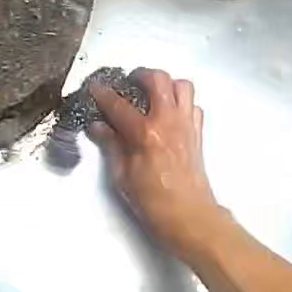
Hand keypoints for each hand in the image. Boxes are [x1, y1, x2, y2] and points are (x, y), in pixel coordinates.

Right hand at [89, 69, 228, 261]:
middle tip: (128, 82)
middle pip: (158, 79)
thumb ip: (111, 145)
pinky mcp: (197, 133)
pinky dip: (180, 102)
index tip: (94, 87)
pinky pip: (192, 105)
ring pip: (182, 86)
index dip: (103, 94)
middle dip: (140, 75)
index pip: (119, 105)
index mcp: (145, 134)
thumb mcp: (121, 176)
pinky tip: (168, 114)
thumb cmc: (152, 202)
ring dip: (165, 84)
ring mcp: (186, 125)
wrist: (189, 217)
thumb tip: (99, 127)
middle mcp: (168, 122)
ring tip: (151, 93)